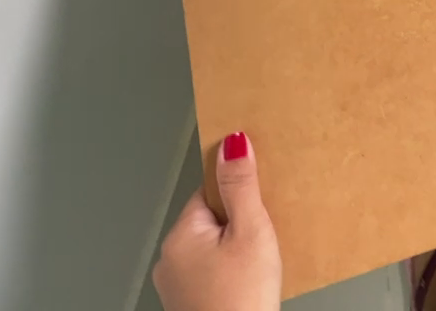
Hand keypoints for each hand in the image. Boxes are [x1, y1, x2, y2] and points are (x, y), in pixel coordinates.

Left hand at [153, 132, 281, 310]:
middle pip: (211, 218)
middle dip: (239, 219)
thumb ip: (241, 185)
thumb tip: (231, 142)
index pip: (209, 191)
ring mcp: (177, 288)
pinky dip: (232, 268)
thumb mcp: (251, 230)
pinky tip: (252, 277)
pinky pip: (212, 270)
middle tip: (266, 231)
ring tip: (262, 257)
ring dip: (236, 245)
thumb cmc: (242, 298)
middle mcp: (169, 261)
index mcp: (179, 237)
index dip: (238, 191)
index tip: (260, 199)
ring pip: (212, 246)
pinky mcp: (191, 305)